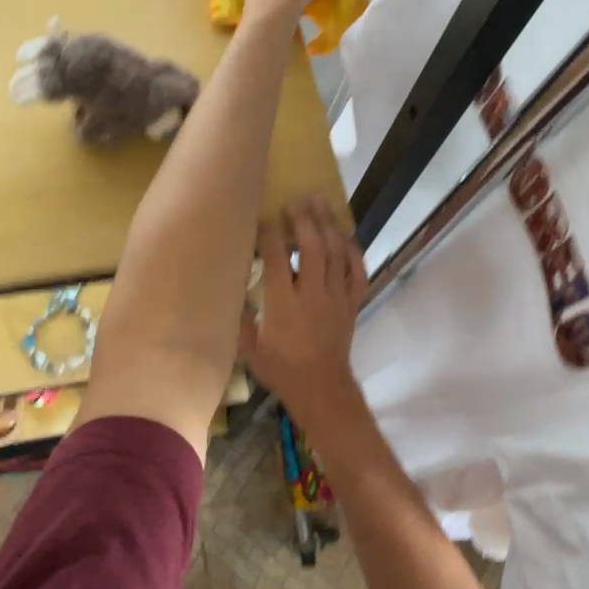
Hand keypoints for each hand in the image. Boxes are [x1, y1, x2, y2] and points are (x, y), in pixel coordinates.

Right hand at [241, 196, 367, 421]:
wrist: (322, 389)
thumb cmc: (281, 369)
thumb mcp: (249, 348)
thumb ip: (240, 316)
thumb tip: (231, 286)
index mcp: (284, 305)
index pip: (277, 259)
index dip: (270, 234)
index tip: (264, 215)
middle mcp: (313, 295)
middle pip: (313, 248)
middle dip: (305, 220)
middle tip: (296, 199)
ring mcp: (337, 298)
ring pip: (337, 253)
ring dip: (329, 225)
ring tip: (321, 201)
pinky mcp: (352, 303)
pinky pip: (357, 271)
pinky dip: (353, 250)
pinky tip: (346, 234)